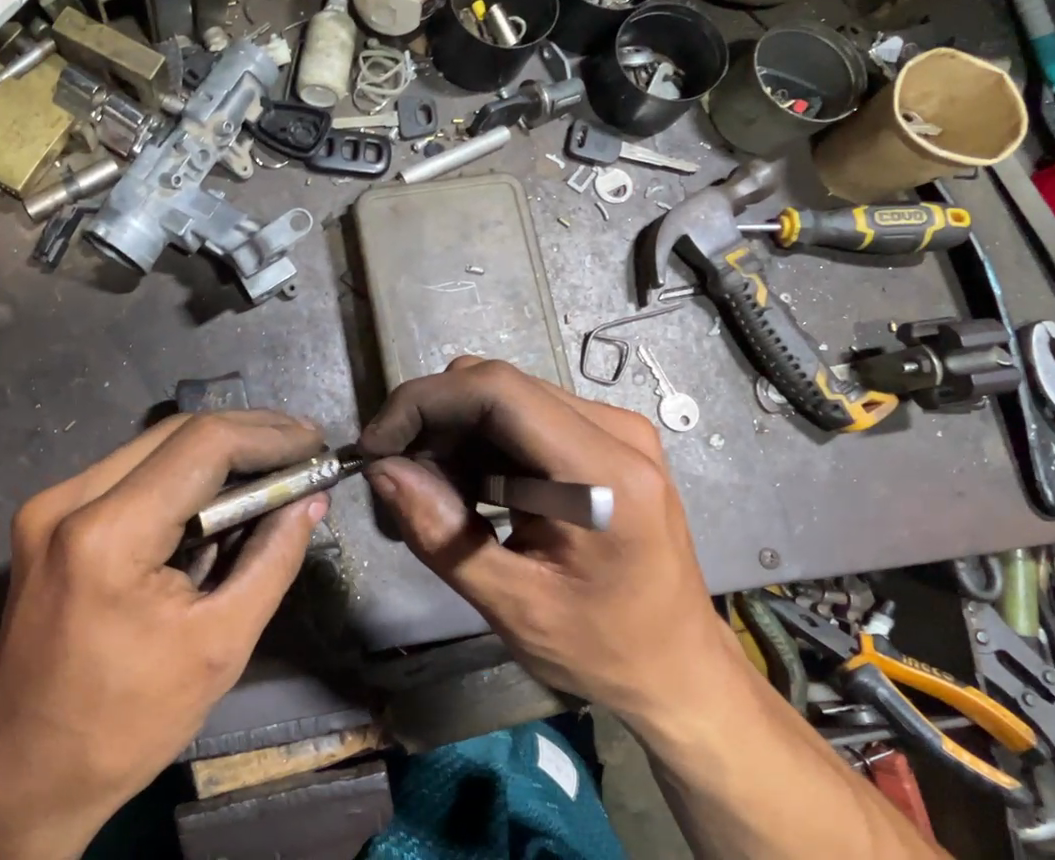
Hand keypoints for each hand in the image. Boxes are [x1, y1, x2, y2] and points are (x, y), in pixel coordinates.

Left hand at [0, 411, 330, 859]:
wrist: (28, 771)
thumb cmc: (128, 723)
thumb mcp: (220, 645)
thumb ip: (271, 560)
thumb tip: (310, 500)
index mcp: (106, 532)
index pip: (201, 445)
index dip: (267, 435)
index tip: (316, 443)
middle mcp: (66, 500)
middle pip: (173, 435)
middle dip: (245, 436)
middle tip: (303, 450)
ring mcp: (47, 508)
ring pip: (148, 450)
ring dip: (212, 454)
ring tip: (273, 467)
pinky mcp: (44, 522)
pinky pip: (124, 478)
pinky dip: (176, 480)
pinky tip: (218, 495)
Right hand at [358, 356, 737, 721]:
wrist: (678, 668)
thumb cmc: (605, 648)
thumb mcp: (514, 606)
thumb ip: (442, 534)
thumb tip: (382, 469)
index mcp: (602, 473)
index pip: (495, 391)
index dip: (423, 403)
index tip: (375, 448)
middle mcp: (614, 430)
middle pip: (494, 387)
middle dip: (430, 424)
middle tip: (397, 481)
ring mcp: (612, 430)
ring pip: (500, 398)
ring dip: (450, 437)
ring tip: (430, 497)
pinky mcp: (600, 440)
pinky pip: (519, 419)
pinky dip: (477, 447)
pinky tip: (465, 494)